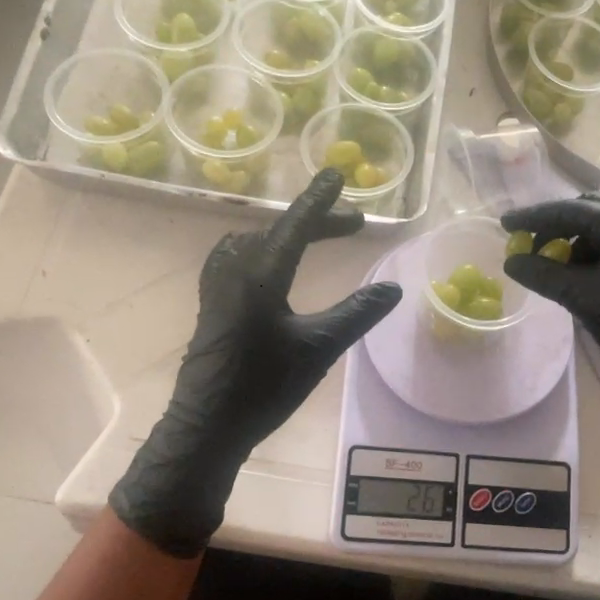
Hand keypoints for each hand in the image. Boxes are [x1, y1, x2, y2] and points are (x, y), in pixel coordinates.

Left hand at [111, 171, 400, 556]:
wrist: (207, 425)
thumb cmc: (264, 386)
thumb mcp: (319, 348)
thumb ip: (356, 313)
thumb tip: (392, 287)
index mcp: (261, 274)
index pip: (296, 225)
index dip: (319, 201)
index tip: (336, 175)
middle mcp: (235, 271)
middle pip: (277, 231)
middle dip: (315, 221)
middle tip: (352, 223)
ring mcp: (218, 288)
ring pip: (254, 242)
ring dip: (287, 234)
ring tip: (314, 238)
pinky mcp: (213, 305)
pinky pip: (237, 258)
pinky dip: (263, 250)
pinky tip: (270, 267)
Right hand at [502, 193, 599, 415]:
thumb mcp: (585, 299)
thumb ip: (545, 275)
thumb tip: (511, 261)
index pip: (573, 210)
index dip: (535, 217)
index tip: (505, 224)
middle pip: (591, 212)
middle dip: (556, 227)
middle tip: (528, 245)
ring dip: (575, 243)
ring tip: (551, 265)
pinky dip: (594, 256)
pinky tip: (577, 275)